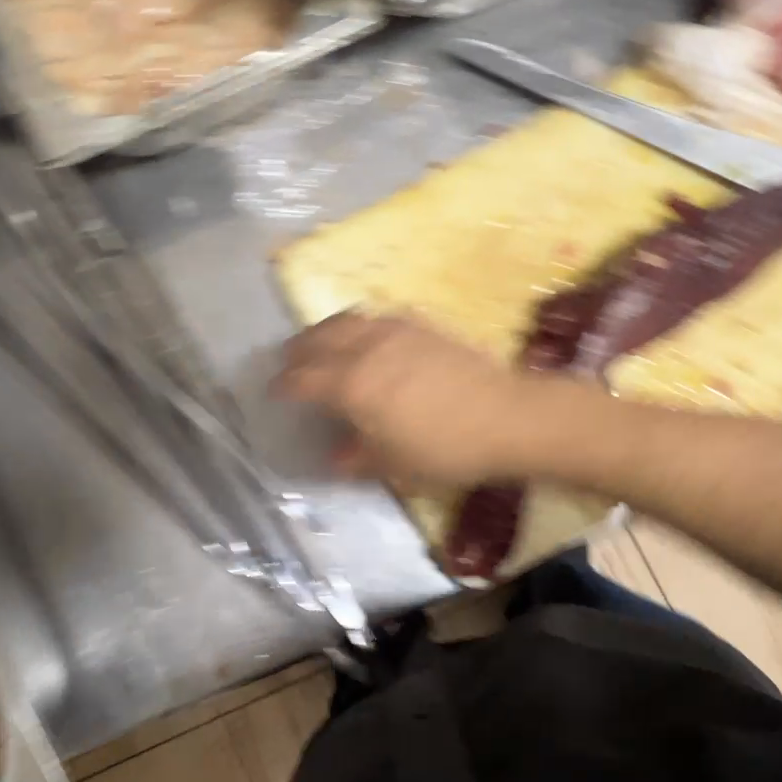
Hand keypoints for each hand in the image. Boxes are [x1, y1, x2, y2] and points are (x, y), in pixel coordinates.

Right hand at [276, 313, 565, 487]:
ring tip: (323, 343)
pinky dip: (361, 326)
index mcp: (351, 384)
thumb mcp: (395, 464)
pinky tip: (370, 338)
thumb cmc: (445, 448)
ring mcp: (396, 331)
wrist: (508, 416)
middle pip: (319, 338)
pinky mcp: (423, 325)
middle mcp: (366, 348)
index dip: (284, 384)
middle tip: (290, 361)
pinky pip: (379, 318)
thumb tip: (336, 455)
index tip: (273, 390)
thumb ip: (358, 457)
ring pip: (347, 320)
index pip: (303, 378)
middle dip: (299, 349)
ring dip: (326, 331)